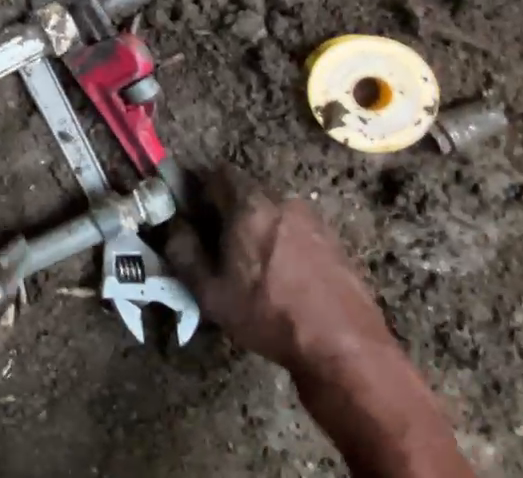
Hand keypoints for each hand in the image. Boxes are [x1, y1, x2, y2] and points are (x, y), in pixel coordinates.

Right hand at [164, 168, 393, 373]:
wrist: (346, 349)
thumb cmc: (269, 316)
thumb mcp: (210, 293)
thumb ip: (183, 252)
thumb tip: (176, 227)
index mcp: (248, 205)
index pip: (216, 172)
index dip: (199, 187)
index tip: (191, 211)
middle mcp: (282, 202)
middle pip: (246, 190)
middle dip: (228, 208)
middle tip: (217, 241)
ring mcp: (314, 221)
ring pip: (273, 210)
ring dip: (257, 224)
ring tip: (252, 262)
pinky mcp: (335, 242)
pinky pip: (296, 229)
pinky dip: (282, 240)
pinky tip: (283, 274)